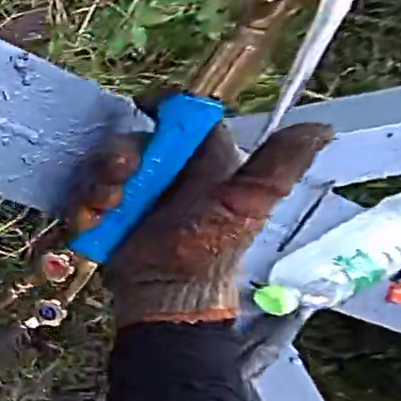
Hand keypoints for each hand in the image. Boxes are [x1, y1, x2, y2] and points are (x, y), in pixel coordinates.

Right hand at [67, 114, 331, 325]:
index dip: (162, 105)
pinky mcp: (101, 211)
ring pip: (98, 167)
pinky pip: (79, 195)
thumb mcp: (246, 206)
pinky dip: (82, 208)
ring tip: (105, 211)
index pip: (180, 116)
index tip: (143, 105)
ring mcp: (127, 190)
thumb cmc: (207, 252)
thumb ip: (276, 166)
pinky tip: (92, 223)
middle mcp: (162, 169)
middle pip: (129, 140)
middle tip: (119, 181)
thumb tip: (320, 126)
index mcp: (200, 160)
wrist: (164, 295)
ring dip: (96, 188)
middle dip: (116, 160)